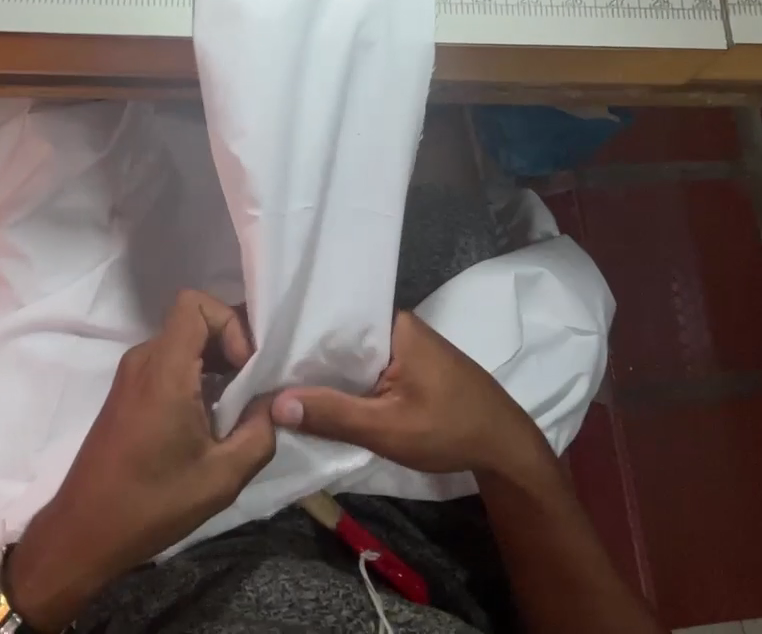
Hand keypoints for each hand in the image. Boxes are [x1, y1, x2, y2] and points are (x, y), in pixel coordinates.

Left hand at [8, 290, 276, 630]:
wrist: (84, 533)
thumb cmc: (151, 503)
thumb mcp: (222, 477)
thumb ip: (260, 433)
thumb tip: (273, 403)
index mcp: (163, 369)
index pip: (196, 303)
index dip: (230, 324)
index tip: (245, 368)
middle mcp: (144, 360)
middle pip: (193, 321)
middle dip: (231, 345)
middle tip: (254, 388)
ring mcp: (132, 375)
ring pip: (183, 343)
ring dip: (215, 365)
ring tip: (237, 408)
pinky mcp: (128, 393)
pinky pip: (170, 364)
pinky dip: (196, 377)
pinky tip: (211, 419)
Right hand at [272, 310, 546, 478]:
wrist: (506, 448)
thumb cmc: (450, 429)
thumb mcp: (387, 428)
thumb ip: (332, 414)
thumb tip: (273, 404)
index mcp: (391, 323)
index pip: (329, 314)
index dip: (292, 329)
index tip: (256, 343)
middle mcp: (394, 324)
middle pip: (336, 333)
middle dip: (303, 351)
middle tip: (257, 365)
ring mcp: (400, 344)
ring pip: (348, 352)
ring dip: (322, 368)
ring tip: (275, 378)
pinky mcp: (404, 364)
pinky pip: (362, 364)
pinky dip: (342, 378)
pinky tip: (316, 392)